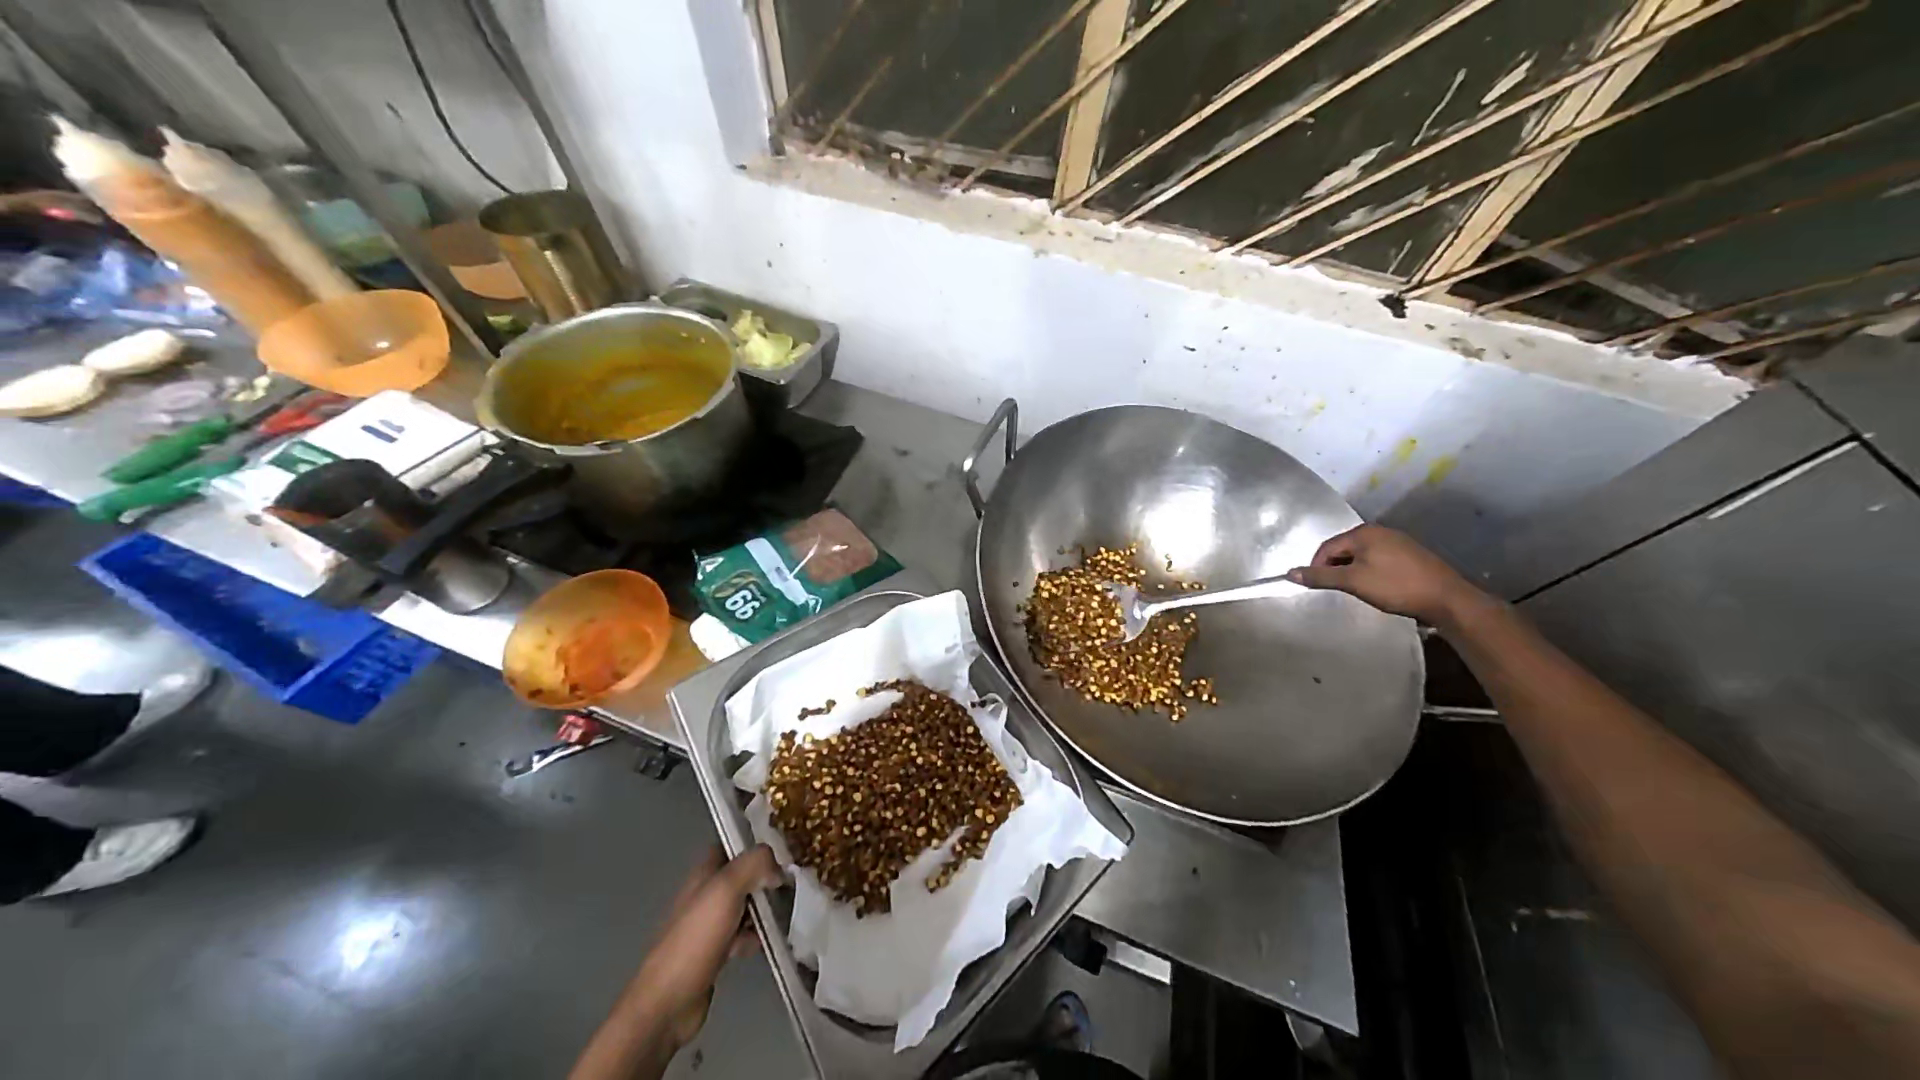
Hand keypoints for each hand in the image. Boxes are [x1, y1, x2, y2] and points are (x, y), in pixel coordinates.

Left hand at [630, 845, 782, 1048]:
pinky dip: (756, 936)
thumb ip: (755, 865)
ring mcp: (709, 925)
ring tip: (785, 914)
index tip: (784, 852)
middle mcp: (705, 894)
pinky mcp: (715, 952)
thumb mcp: (727, 889)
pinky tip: (767, 944)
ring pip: (745, 906)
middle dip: (765, 879)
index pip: (732, 845)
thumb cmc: (696, 938)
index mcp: (703, 874)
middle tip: (791, 884)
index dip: (756, 845)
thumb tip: (778, 868)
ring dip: (764, 909)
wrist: (669, 1002)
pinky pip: (743, 934)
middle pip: (742, 876)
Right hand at [1285, 524, 1481, 624]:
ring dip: (1351, 570)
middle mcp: (1379, 531)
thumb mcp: (1353, 582)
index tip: (1316, 586)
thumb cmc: (1395, 586)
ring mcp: (1397, 541)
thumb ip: (1321, 576)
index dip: (1316, 566)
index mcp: (1363, 533)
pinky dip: (1369, 570)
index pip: (1327, 547)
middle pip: (1344, 548)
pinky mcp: (1410, 553)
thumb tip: (1290, 573)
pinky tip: (1375, 586)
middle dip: (1334, 568)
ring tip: (1354, 589)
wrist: (1446, 598)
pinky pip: (1378, 558)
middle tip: (1335, 588)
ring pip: (1361, 554)